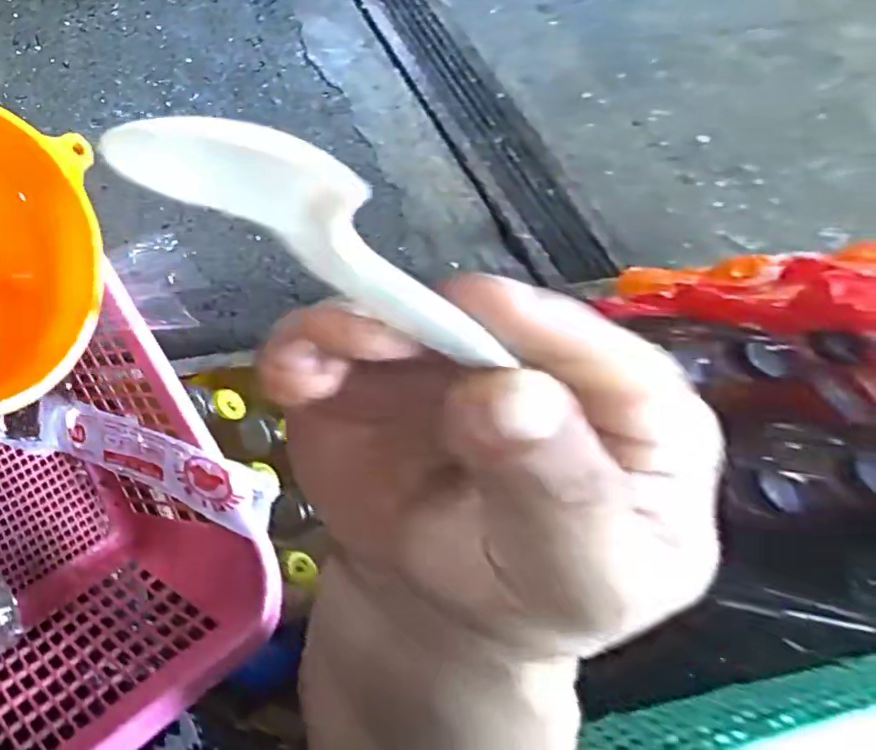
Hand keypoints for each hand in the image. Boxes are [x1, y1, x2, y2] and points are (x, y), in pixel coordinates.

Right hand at [256, 275, 723, 665]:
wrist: (427, 599)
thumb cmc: (526, 589)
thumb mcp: (574, 570)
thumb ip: (558, 487)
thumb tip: (513, 391)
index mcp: (615, 407)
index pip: (595, 349)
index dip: (534, 321)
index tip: (474, 305)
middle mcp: (508, 360)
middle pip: (465, 312)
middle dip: (412, 316)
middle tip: (374, 344)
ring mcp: (419, 359)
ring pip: (375, 312)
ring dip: (337, 328)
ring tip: (312, 373)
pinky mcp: (346, 371)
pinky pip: (311, 341)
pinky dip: (291, 351)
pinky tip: (288, 383)